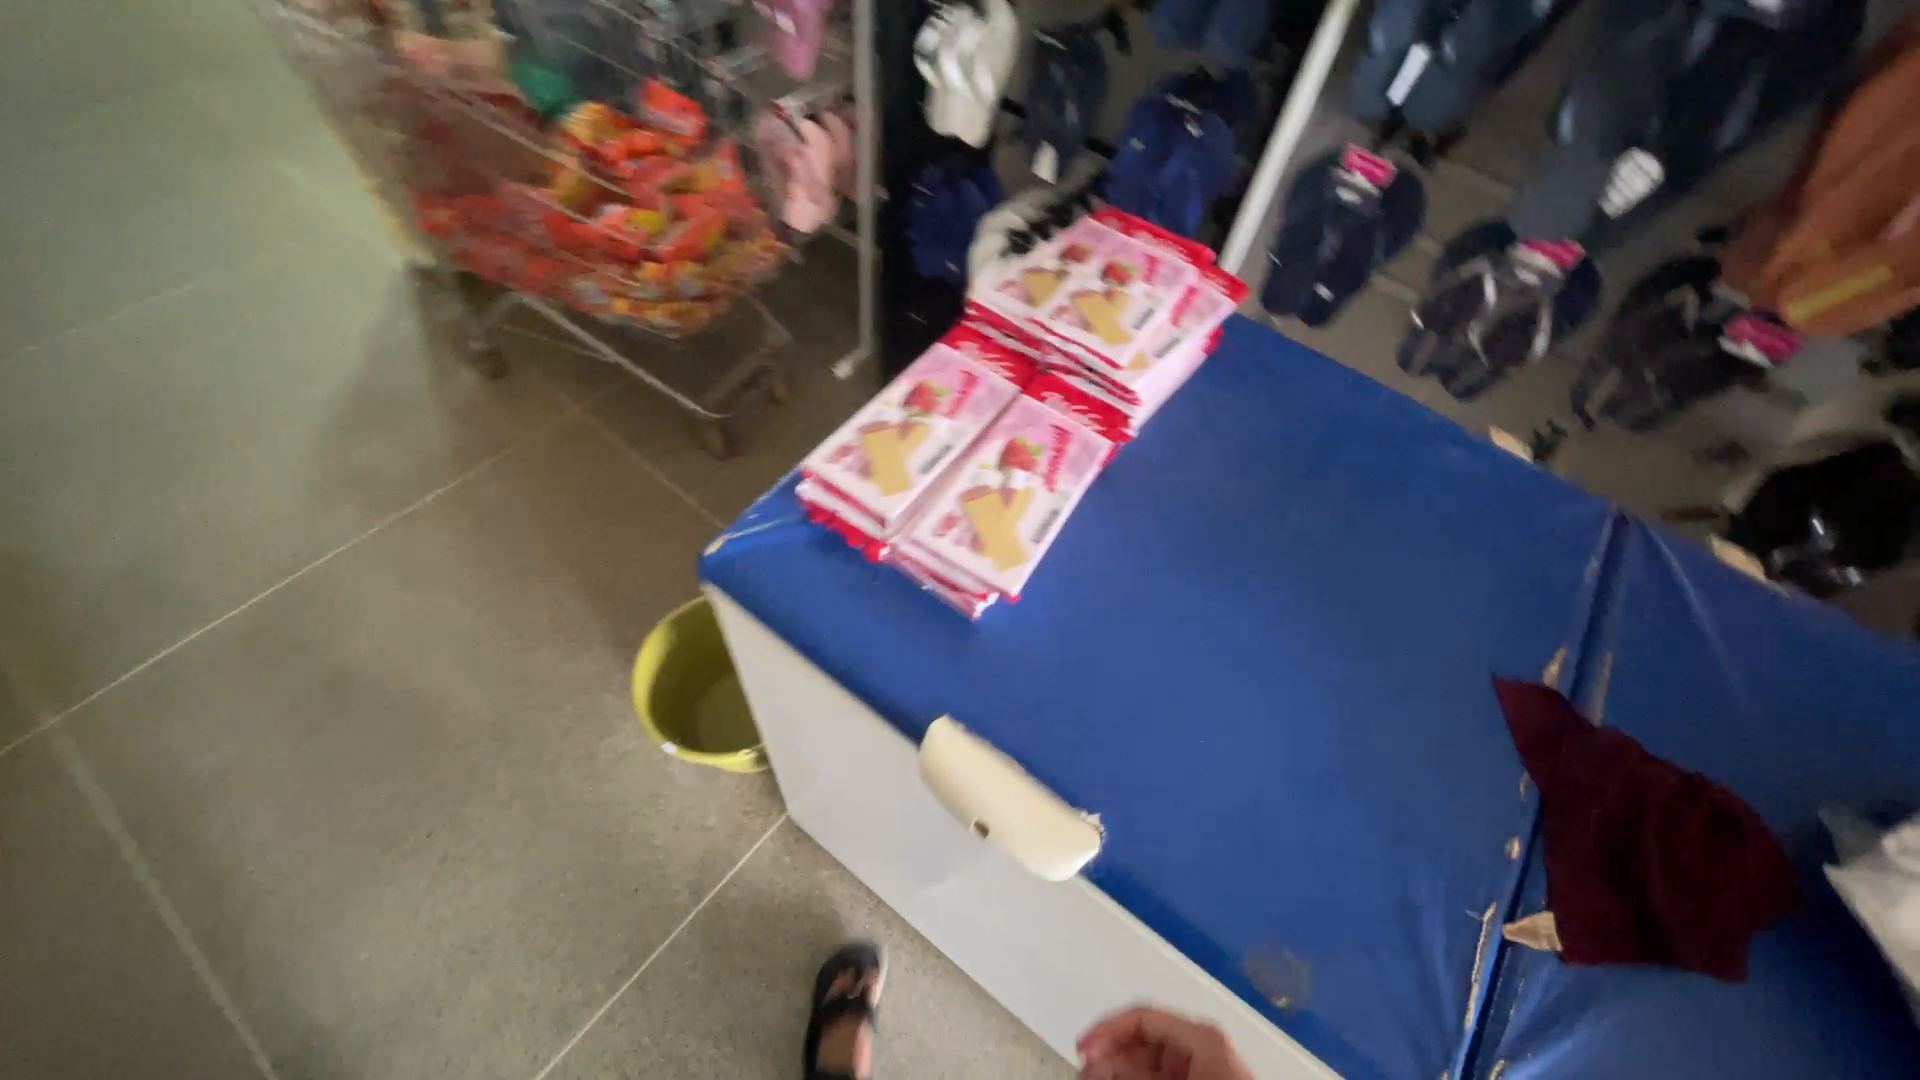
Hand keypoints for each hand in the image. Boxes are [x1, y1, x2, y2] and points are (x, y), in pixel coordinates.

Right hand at [1076, 1006, 1253, 1079]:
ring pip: (1147, 1060)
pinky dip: (1136, 1078)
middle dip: (1110, 1053)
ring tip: (1095, 1077)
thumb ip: (1133, 1073)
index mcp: (1200, 1034)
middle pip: (1143, 1038)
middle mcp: (1199, 1044)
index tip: (1081, 1048)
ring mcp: (1201, 1067)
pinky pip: (1158, 1075)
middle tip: (1084, 1070)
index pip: (1142, 1015)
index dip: (1107, 1028)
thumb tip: (1095, 1063)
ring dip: (1119, 1068)